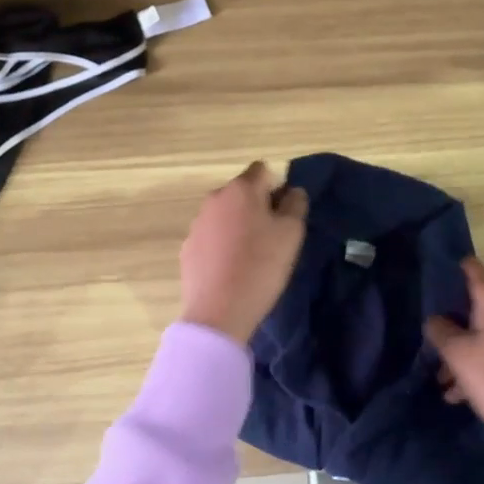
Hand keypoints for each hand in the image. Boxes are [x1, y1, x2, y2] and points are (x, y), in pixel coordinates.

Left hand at [178, 162, 308, 344]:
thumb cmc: (261, 266)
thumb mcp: (291, 233)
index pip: (262, 170)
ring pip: (225, 214)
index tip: (283, 213)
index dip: (276, 186)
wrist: (219, 313)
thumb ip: (295, 204)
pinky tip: (231, 270)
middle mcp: (215, 198)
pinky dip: (222, 245)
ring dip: (238, 225)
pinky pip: (211, 236)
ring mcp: (197, 223)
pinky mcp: (188, 247)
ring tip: (250, 256)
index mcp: (241, 189)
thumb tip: (292, 191)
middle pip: (242, 192)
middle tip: (271, 237)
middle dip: (257, 206)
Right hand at [426, 258, 483, 483]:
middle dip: (453, 324)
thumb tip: (436, 319)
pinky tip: (465, 394)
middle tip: (433, 349)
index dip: (447, 273)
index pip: (469, 266)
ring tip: (446, 384)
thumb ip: (440, 330)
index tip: (428, 292)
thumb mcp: (458, 356)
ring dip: (466, 350)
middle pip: (476, 302)